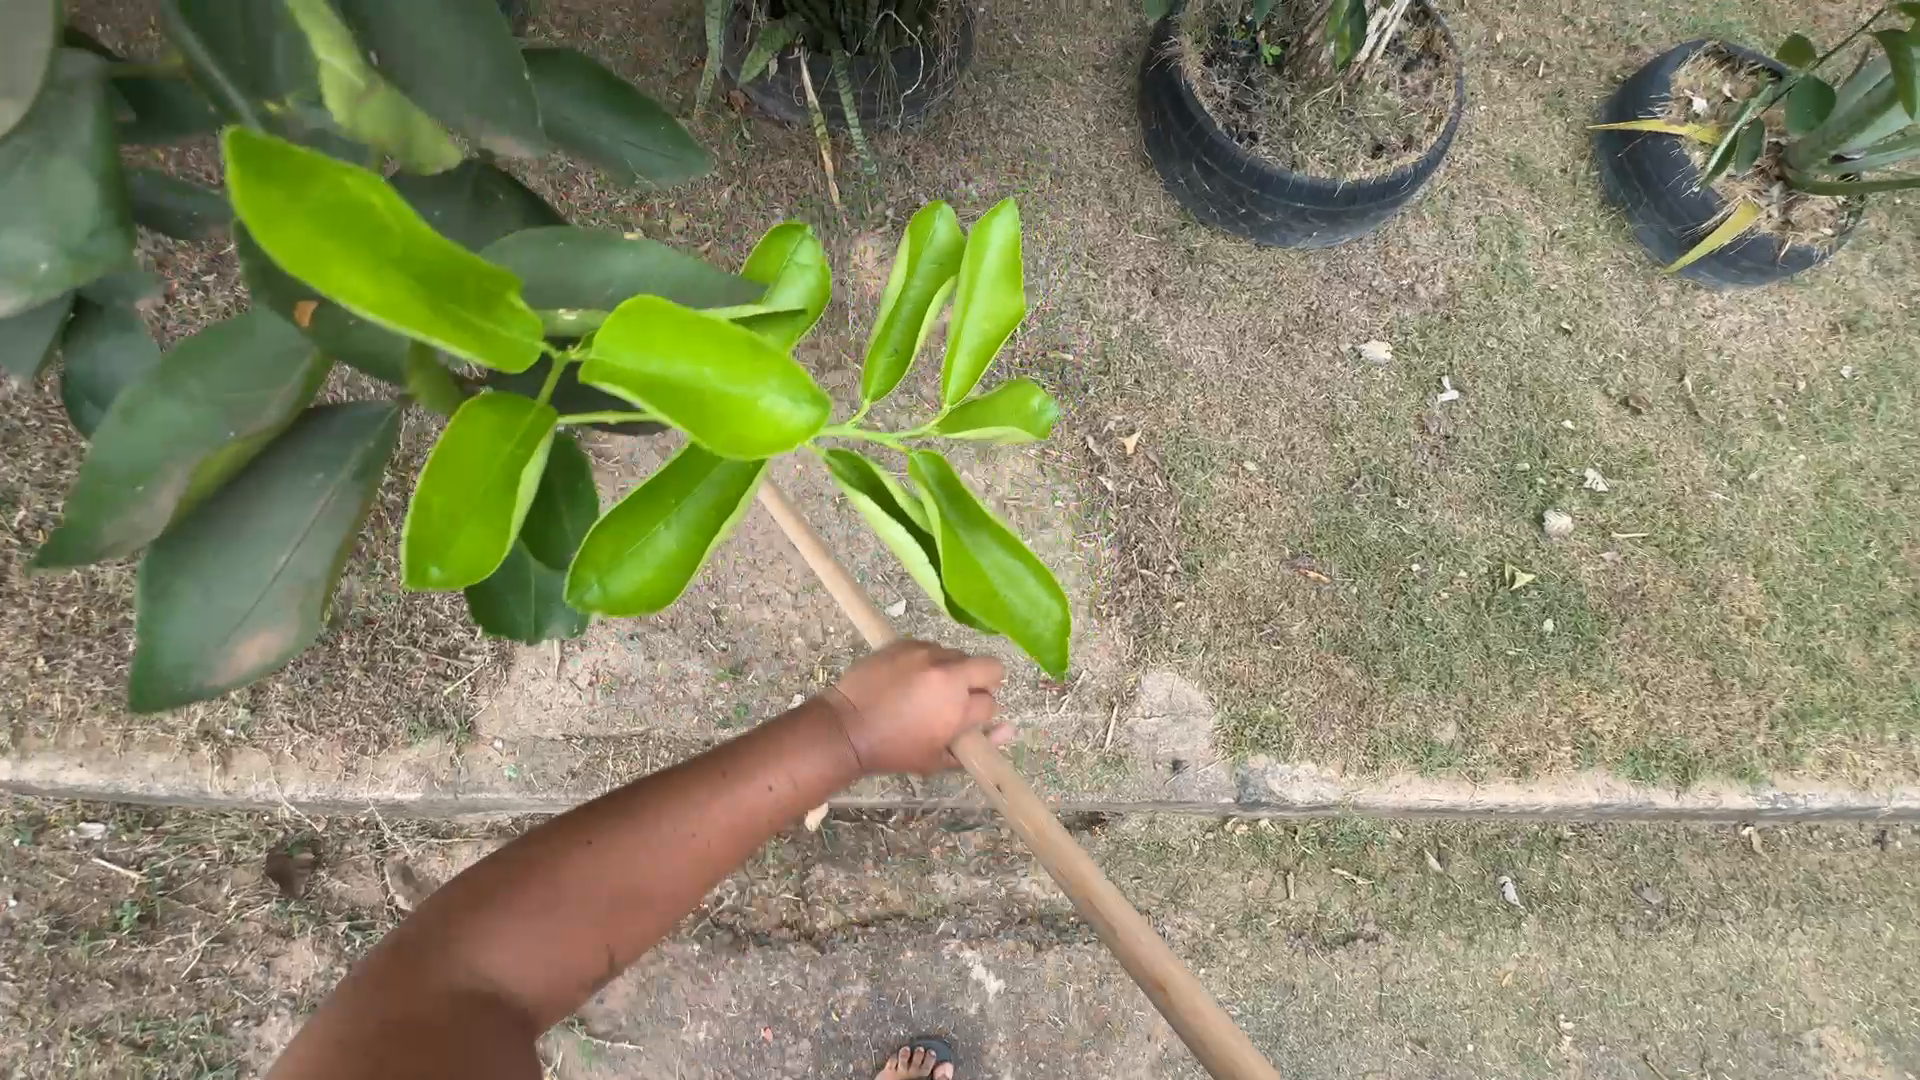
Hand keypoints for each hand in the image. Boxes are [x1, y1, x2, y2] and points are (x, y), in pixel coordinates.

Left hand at [822, 640, 1008, 774]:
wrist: (847, 726)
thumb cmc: (893, 749)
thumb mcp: (937, 759)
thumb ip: (978, 745)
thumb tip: (1009, 729)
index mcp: (958, 705)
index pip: (991, 702)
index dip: (980, 713)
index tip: (963, 720)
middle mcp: (948, 672)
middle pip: (990, 667)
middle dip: (983, 682)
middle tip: (960, 697)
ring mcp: (926, 653)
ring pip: (958, 656)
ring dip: (953, 671)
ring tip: (927, 689)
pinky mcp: (906, 642)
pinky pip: (930, 648)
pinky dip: (927, 661)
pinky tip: (908, 678)